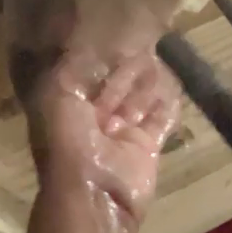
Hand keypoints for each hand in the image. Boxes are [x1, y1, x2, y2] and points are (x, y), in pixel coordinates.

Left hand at [28, 47, 181, 224]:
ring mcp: (122, 136)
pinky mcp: (148, 148)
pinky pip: (160, 122)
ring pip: (138, 102)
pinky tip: (175, 86)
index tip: (113, 39)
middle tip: (144, 45)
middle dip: (126, 71)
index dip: (99, 62)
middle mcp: (95, 122)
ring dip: (147, 84)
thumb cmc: (69, 140)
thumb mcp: (56, 98)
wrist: (94, 193)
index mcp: (69, 110)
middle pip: (115, 90)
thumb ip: (69, 72)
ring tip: (159, 60)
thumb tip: (80, 48)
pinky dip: (167, 106)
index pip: (87, 80)